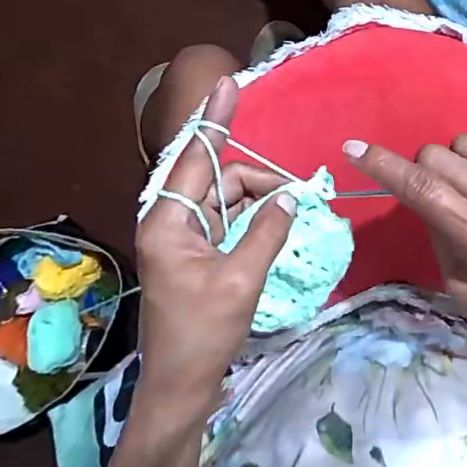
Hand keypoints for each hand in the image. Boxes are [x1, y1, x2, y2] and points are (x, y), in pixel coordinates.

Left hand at [135, 77, 295, 400]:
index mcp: (168, 221)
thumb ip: (267, 230)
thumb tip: (290, 197)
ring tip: (291, 209)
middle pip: (218, 177)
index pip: (196, 156)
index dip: (216, 119)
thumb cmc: (203, 333)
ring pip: (225, 196)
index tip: (229, 83)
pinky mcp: (194, 250)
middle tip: (298, 196)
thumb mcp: (241, 279)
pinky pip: (226, 217)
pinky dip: (251, 215)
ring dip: (258, 198)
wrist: (181, 383)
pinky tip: (274, 221)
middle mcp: (170, 219)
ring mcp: (182, 235)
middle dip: (258, 178)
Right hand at [342, 135, 466, 349]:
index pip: (422, 188)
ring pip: (463, 145)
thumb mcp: (461, 285)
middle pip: (436, 156)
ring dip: (455, 165)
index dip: (384, 166)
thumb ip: (436, 235)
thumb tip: (421, 192)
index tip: (355, 149)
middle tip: (439, 198)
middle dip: (424, 171)